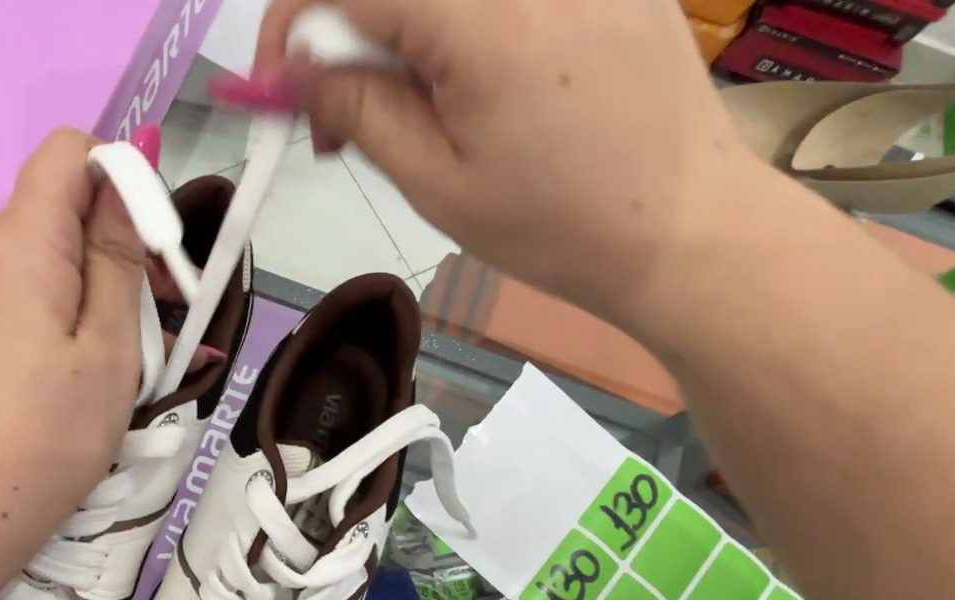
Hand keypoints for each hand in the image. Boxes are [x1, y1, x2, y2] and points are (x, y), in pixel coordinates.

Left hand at [0, 128, 149, 575]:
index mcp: (17, 241)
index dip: (122, 179)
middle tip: (164, 312)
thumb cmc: (58, 432)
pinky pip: (25, 280)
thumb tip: (130, 164)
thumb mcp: (111, 344)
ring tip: (133, 345)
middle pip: (60, 202)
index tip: (153, 246)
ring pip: (46, 245)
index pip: (69, 151)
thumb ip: (119, 250)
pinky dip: (64, 299)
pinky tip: (87, 353)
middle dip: (117, 239)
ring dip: (96, 277)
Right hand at [255, 0, 766, 320]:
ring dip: (393, 29)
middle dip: (340, 31)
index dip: (290, 28)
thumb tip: (292, 67)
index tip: (274, 90)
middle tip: (338, 111)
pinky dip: (449, 23)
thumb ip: (357, 108)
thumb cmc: (550, 224)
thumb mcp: (434, 182)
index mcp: (483, 13)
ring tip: (401, 105)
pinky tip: (461, 79)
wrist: (680, 224)